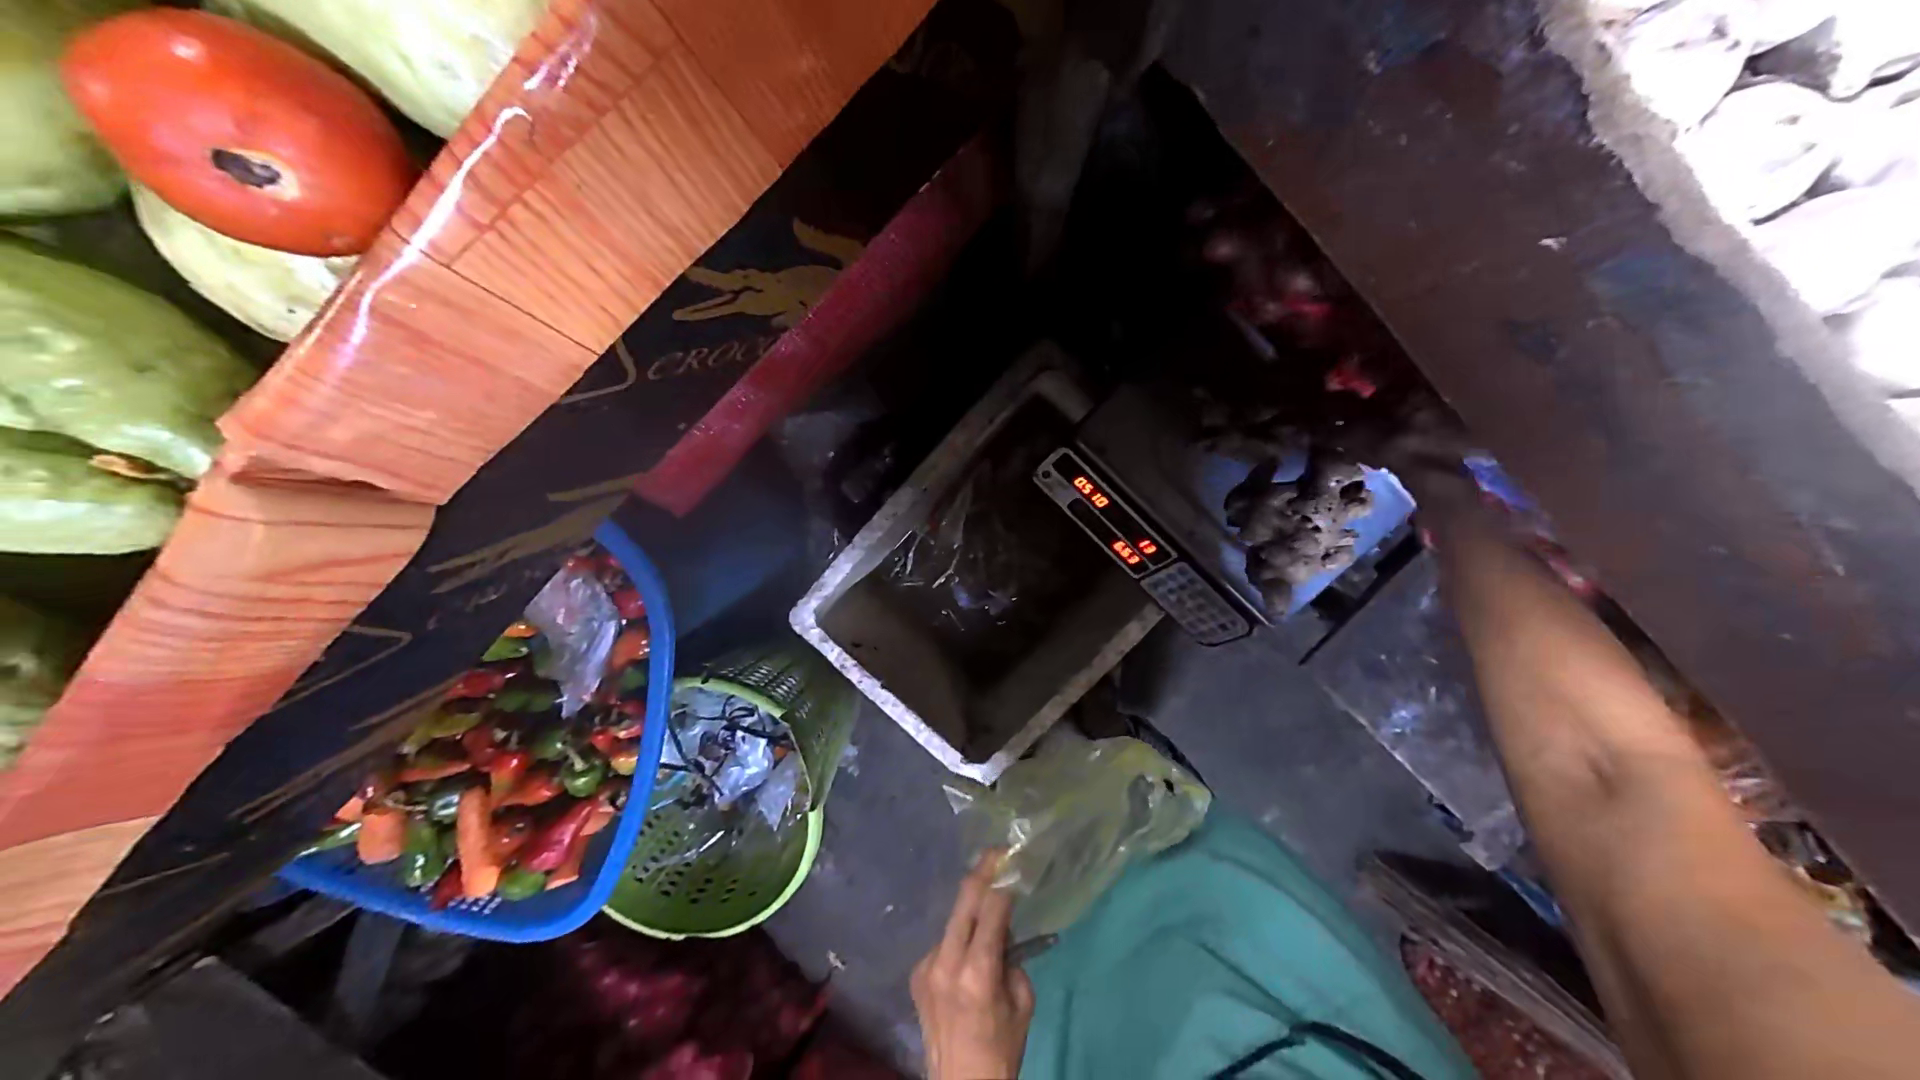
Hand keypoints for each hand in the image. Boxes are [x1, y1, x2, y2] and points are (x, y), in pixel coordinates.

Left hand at [912, 852, 1035, 1079]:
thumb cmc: (1002, 1047)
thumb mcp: (1022, 1000)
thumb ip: (1011, 956)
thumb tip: (1003, 927)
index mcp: (977, 972)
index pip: (992, 908)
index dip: (1003, 879)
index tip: (1012, 859)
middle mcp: (946, 962)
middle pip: (964, 899)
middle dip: (982, 873)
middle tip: (995, 854)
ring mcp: (926, 966)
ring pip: (953, 920)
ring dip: (971, 911)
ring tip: (988, 913)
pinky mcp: (916, 973)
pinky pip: (943, 943)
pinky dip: (959, 940)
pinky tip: (967, 957)